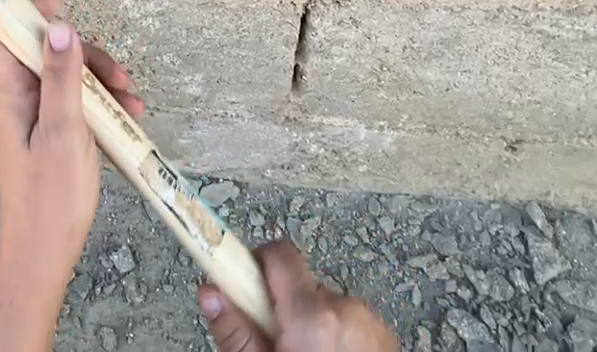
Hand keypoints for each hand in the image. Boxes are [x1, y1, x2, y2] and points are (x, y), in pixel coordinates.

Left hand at [0, 0, 141, 351]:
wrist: (44, 257)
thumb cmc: (50, 199)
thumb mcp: (62, 132)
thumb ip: (61, 77)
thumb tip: (58, 25)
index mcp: (12, 94)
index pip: (3, 35)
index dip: (26, 12)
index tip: (62, 8)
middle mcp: (21, 99)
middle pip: (47, 52)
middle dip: (87, 55)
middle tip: (119, 78)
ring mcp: (39, 117)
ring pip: (68, 77)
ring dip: (102, 82)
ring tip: (133, 105)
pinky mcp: (55, 135)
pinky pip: (78, 104)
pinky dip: (103, 106)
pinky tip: (129, 119)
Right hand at [200, 241, 400, 351]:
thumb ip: (235, 333)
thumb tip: (208, 291)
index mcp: (311, 315)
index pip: (278, 254)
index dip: (256, 265)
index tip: (243, 290)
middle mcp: (346, 310)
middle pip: (301, 286)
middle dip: (284, 308)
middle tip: (274, 347)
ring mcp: (373, 326)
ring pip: (326, 307)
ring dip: (312, 326)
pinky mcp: (388, 341)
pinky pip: (352, 325)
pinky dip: (337, 340)